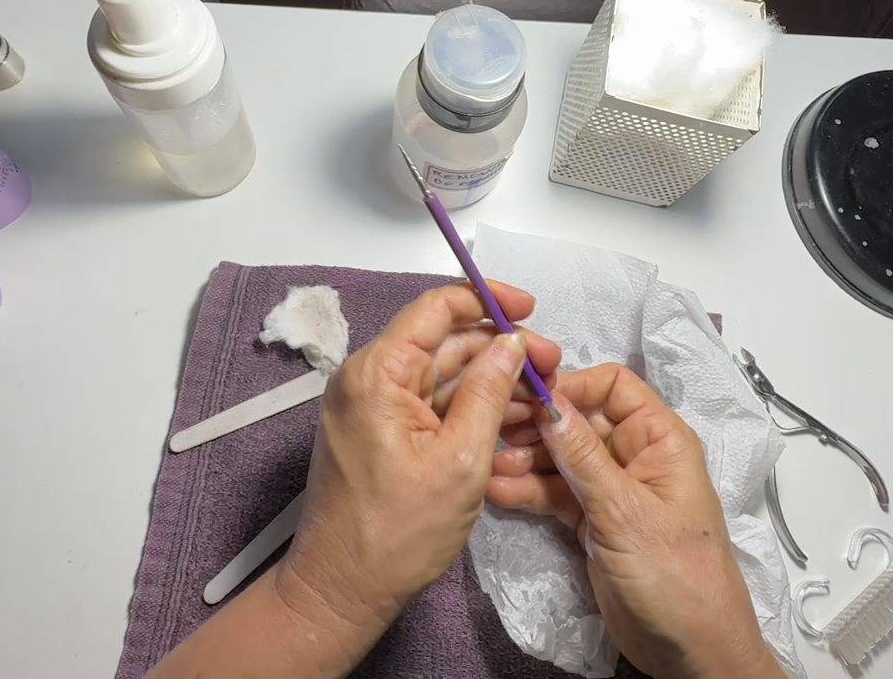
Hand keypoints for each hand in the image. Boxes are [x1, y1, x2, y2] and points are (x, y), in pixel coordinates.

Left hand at [274, 281, 559, 661]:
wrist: (340, 594)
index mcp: (378, 372)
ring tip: (542, 391)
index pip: (436, 307)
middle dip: (500, 347)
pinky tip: (512, 414)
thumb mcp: (460, 460)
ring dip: (491, 378)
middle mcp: (370, 376)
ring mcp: (375, 402)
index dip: (487, 299)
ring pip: (444, 371)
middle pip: (445, 340)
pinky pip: (433, 401)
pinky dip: (470, 404)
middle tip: (551, 363)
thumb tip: (513, 341)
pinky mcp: (383, 427)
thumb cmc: (396, 534)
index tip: (530, 308)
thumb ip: (489, 391)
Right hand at [488, 364, 780, 678]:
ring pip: (562, 457)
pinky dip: (529, 490)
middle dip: (539, 425)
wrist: (691, 656)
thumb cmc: (675, 576)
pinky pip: (556, 492)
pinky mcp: (593, 519)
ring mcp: (611, 487)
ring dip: (527, 459)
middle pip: (579, 420)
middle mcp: (633, 454)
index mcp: (658, 438)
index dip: (571, 385)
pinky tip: (498, 490)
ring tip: (492, 465)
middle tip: (497, 429)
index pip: (612, 386)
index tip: (530, 395)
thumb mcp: (625, 511)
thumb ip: (582, 456)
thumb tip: (549, 402)